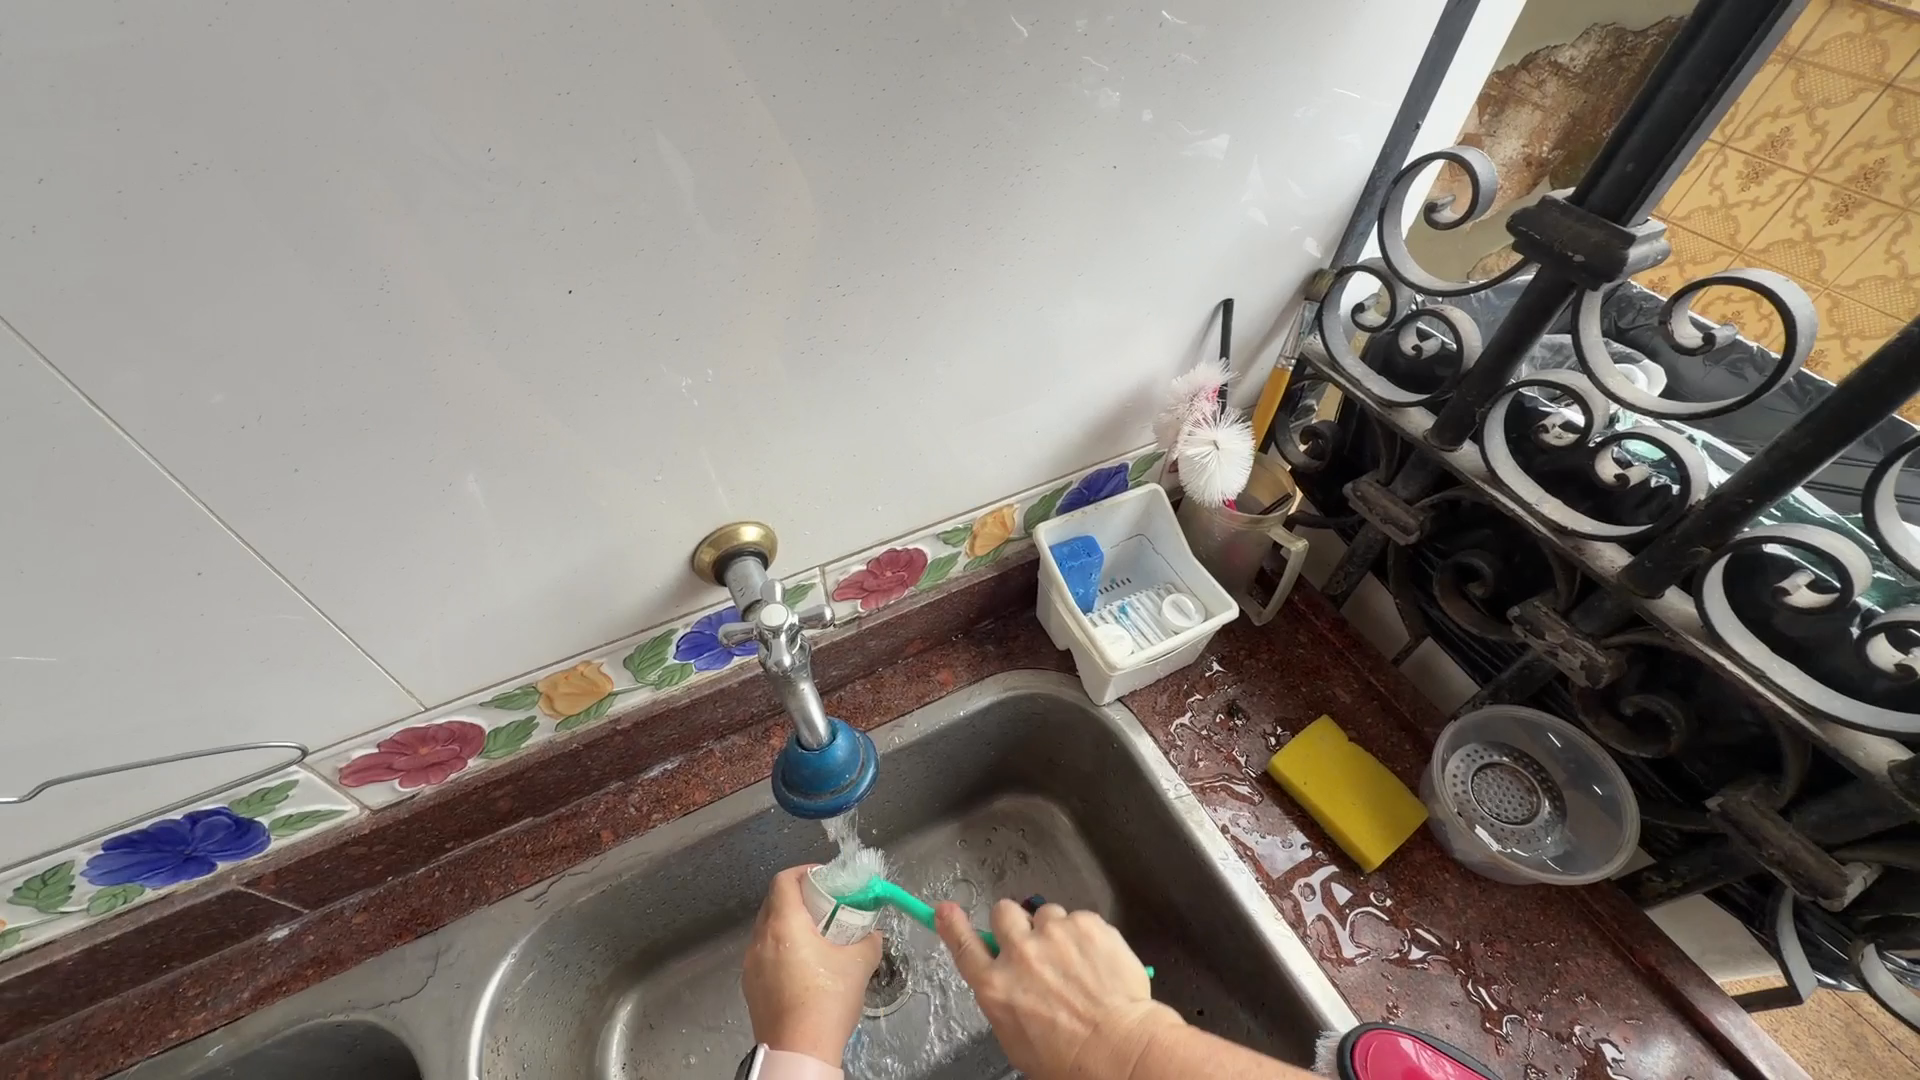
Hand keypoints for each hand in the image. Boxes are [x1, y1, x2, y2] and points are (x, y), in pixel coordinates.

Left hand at [743, 865, 882, 1066]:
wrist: (799, 1053)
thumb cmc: (827, 1001)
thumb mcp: (859, 965)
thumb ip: (869, 941)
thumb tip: (873, 933)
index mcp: (784, 925)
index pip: (784, 880)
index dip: (803, 872)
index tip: (823, 878)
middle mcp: (761, 940)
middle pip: (773, 902)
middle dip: (798, 897)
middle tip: (823, 904)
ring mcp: (751, 966)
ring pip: (767, 929)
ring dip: (788, 924)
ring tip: (815, 935)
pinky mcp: (750, 988)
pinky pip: (764, 954)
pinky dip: (780, 948)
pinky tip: (802, 964)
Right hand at [936, 899, 1183, 1079]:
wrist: (1120, 1050)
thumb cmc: (1069, 1063)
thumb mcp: (1019, 1042)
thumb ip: (1005, 1001)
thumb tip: (1007, 981)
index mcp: (996, 987)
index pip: (964, 946)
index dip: (953, 925)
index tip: (945, 909)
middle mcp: (1018, 952)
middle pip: (1003, 913)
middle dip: (1015, 925)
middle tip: (1034, 945)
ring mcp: (1052, 932)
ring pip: (1045, 913)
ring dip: (1054, 931)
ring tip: (1076, 962)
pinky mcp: (1084, 922)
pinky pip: (1079, 918)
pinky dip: (1086, 936)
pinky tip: (1098, 962)